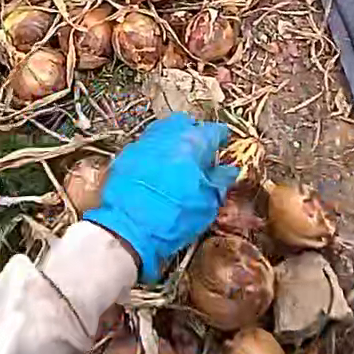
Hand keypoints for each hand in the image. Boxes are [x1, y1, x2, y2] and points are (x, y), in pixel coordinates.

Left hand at [85, 114, 238, 281]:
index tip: (222, 144)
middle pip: (185, 123)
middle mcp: (168, 135)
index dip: (221, 138)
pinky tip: (156, 170)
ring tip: (178, 160)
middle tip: (200, 152)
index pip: (213, 130)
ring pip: (163, 131)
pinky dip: (154, 153)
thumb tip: (229, 170)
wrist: (126, 230)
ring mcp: (143, 143)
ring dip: (173, 141)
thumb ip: (221, 181)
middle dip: (194, 133)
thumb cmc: (172, 217)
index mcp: (192, 142)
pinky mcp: (124, 156)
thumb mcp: (207, 203)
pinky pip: (145, 146)